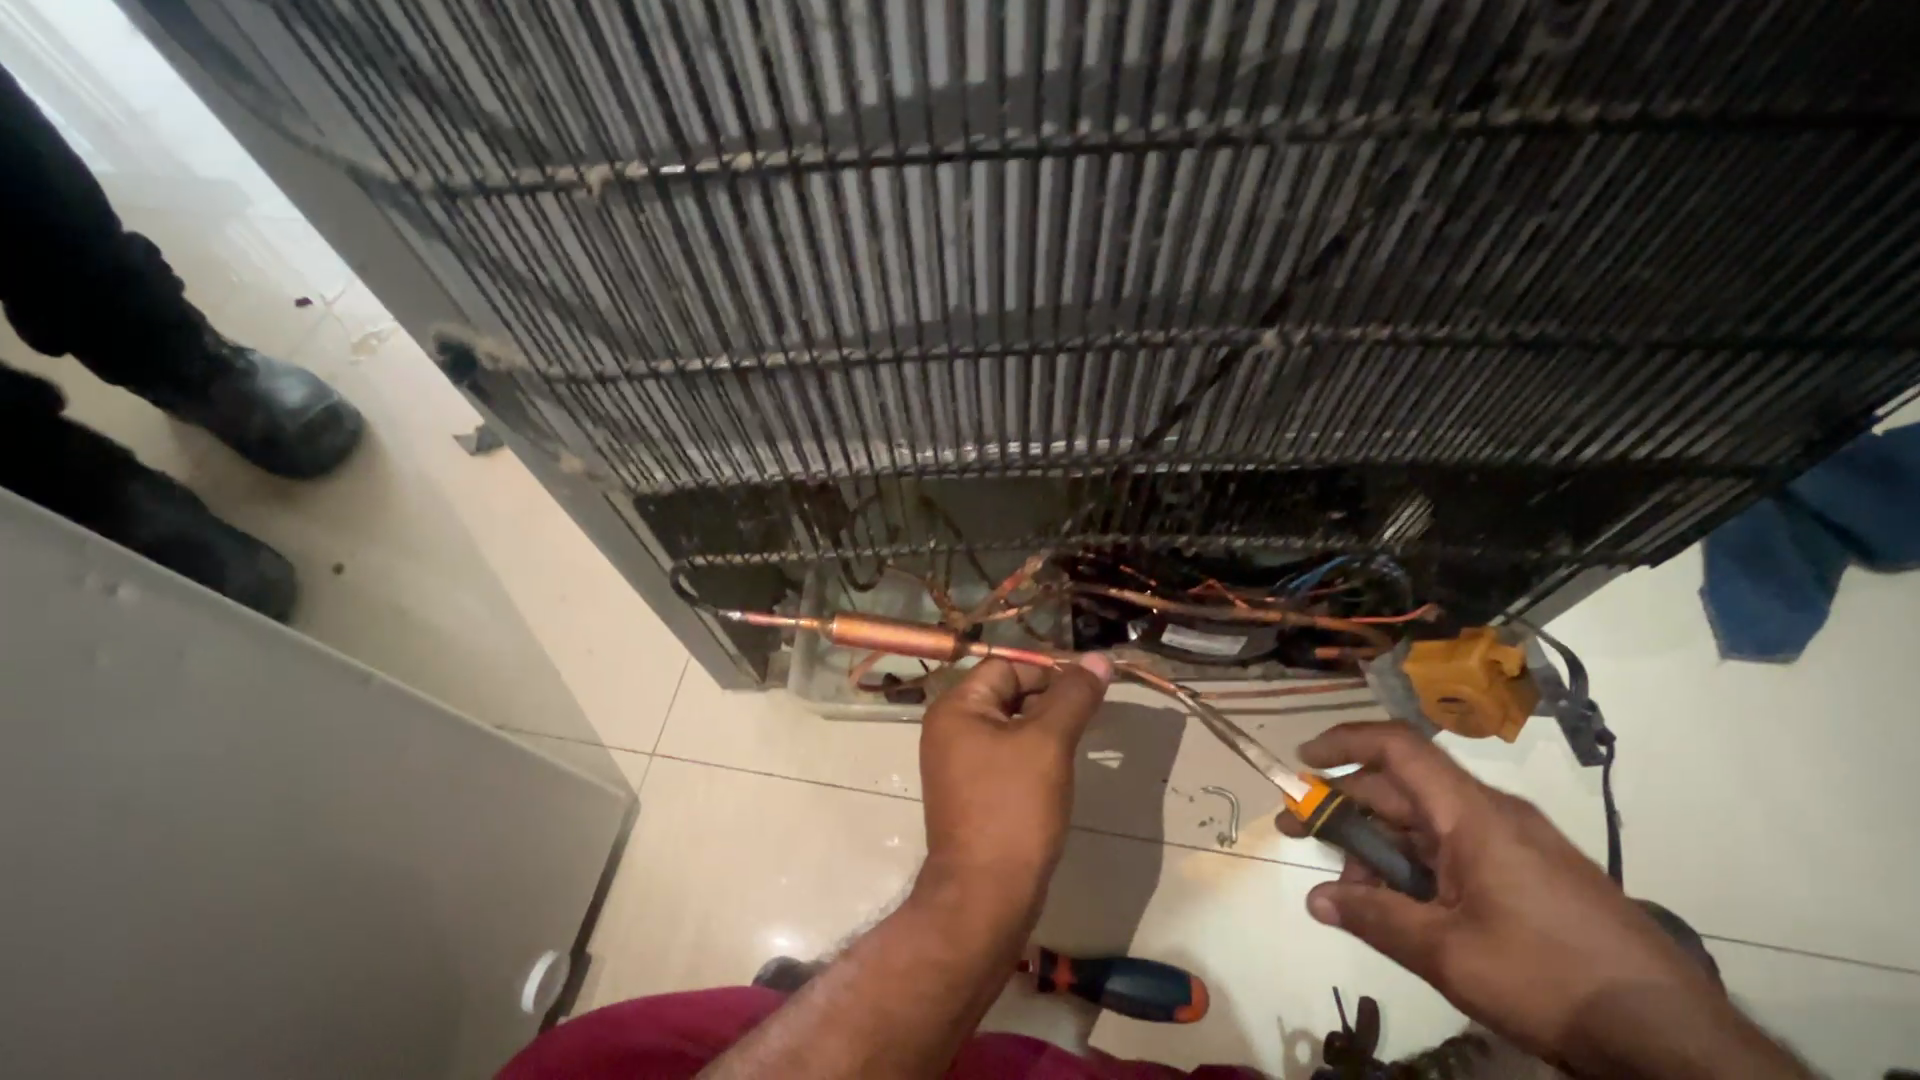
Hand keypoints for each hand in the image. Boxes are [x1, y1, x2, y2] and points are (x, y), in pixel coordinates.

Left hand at [917, 654, 1111, 896]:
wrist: (986, 894)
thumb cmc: (1014, 809)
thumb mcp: (1049, 743)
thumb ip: (1073, 696)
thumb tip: (1099, 658)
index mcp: (955, 708)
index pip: (1007, 667)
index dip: (1049, 672)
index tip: (1089, 691)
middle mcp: (948, 730)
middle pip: (1006, 694)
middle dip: (1050, 701)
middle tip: (1090, 718)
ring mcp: (957, 765)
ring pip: (1010, 728)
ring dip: (1045, 730)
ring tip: (1080, 744)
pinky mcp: (972, 794)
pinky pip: (1006, 758)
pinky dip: (1033, 757)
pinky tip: (1058, 774)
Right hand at [1280, 722, 1808, 1078]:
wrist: (1671, 1036)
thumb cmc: (1548, 978)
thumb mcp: (1447, 953)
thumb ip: (1375, 917)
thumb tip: (1317, 897)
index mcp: (1473, 816)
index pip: (1398, 749)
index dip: (1344, 743)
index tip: (1301, 761)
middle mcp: (1495, 816)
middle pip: (1405, 789)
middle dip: (1347, 808)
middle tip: (1302, 836)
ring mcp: (1519, 845)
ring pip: (1430, 824)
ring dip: (1382, 847)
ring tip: (1356, 894)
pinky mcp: (1535, 875)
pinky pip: (1459, 850)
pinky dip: (1419, 866)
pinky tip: (1406, 907)